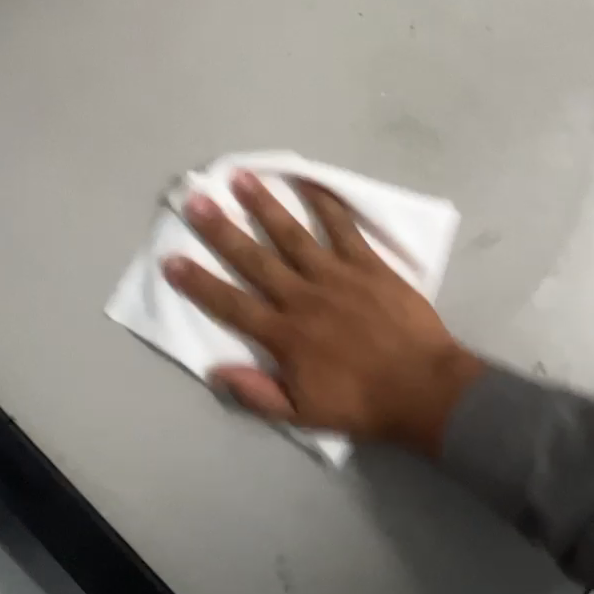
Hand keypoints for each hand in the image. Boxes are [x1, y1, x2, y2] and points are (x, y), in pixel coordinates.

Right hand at [163, 171, 483, 456]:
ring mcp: (336, 275)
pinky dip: (326, 203)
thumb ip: (257, 393)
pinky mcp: (367, 264)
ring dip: (265, 206)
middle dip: (222, 230)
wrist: (420, 386)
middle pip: (254, 258)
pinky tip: (308, 181)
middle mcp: (302, 297)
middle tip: (197, 200)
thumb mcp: (303, 414)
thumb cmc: (361, 403)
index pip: (231, 304)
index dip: (199, 283)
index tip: (172, 260)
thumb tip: (215, 370)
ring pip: (292, 234)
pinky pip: (343, 227)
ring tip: (242, 178)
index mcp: (284, 335)